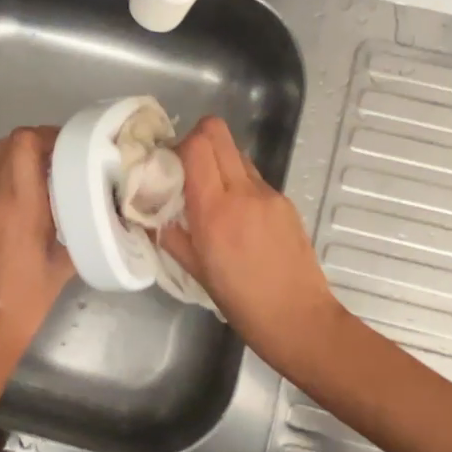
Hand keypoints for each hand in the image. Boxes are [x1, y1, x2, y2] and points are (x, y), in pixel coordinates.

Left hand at [0, 127, 74, 359]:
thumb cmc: (29, 297)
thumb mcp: (66, 261)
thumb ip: (84, 228)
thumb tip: (106, 210)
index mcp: (17, 203)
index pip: (24, 144)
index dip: (48, 135)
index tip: (70, 146)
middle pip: (6, 143)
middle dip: (34, 141)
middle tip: (59, 155)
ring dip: (12, 151)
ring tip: (39, 166)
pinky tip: (18, 184)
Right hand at [159, 117, 349, 371]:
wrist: (299, 318)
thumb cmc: (240, 302)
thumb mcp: (195, 271)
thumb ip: (171, 235)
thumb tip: (153, 213)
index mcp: (214, 210)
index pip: (197, 145)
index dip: (178, 145)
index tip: (168, 166)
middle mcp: (243, 192)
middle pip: (218, 133)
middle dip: (196, 141)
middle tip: (185, 170)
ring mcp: (269, 194)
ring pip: (237, 154)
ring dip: (218, 163)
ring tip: (211, 198)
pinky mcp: (286, 202)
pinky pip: (253, 179)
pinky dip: (238, 185)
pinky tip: (238, 219)